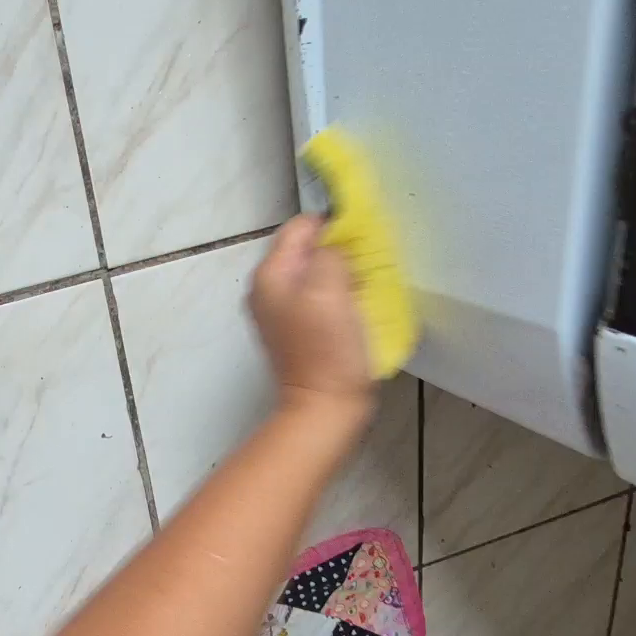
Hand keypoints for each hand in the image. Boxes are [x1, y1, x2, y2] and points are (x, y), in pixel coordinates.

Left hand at [248, 215, 374, 412]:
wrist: (324, 408)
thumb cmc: (328, 349)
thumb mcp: (330, 287)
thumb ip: (330, 251)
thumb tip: (335, 238)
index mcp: (269, 276)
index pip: (301, 226)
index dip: (334, 227)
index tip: (361, 242)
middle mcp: (268, 291)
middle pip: (308, 251)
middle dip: (339, 252)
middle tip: (367, 266)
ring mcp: (281, 314)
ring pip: (317, 276)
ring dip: (343, 277)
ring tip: (365, 289)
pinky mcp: (299, 333)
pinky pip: (321, 301)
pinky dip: (340, 299)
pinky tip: (357, 311)